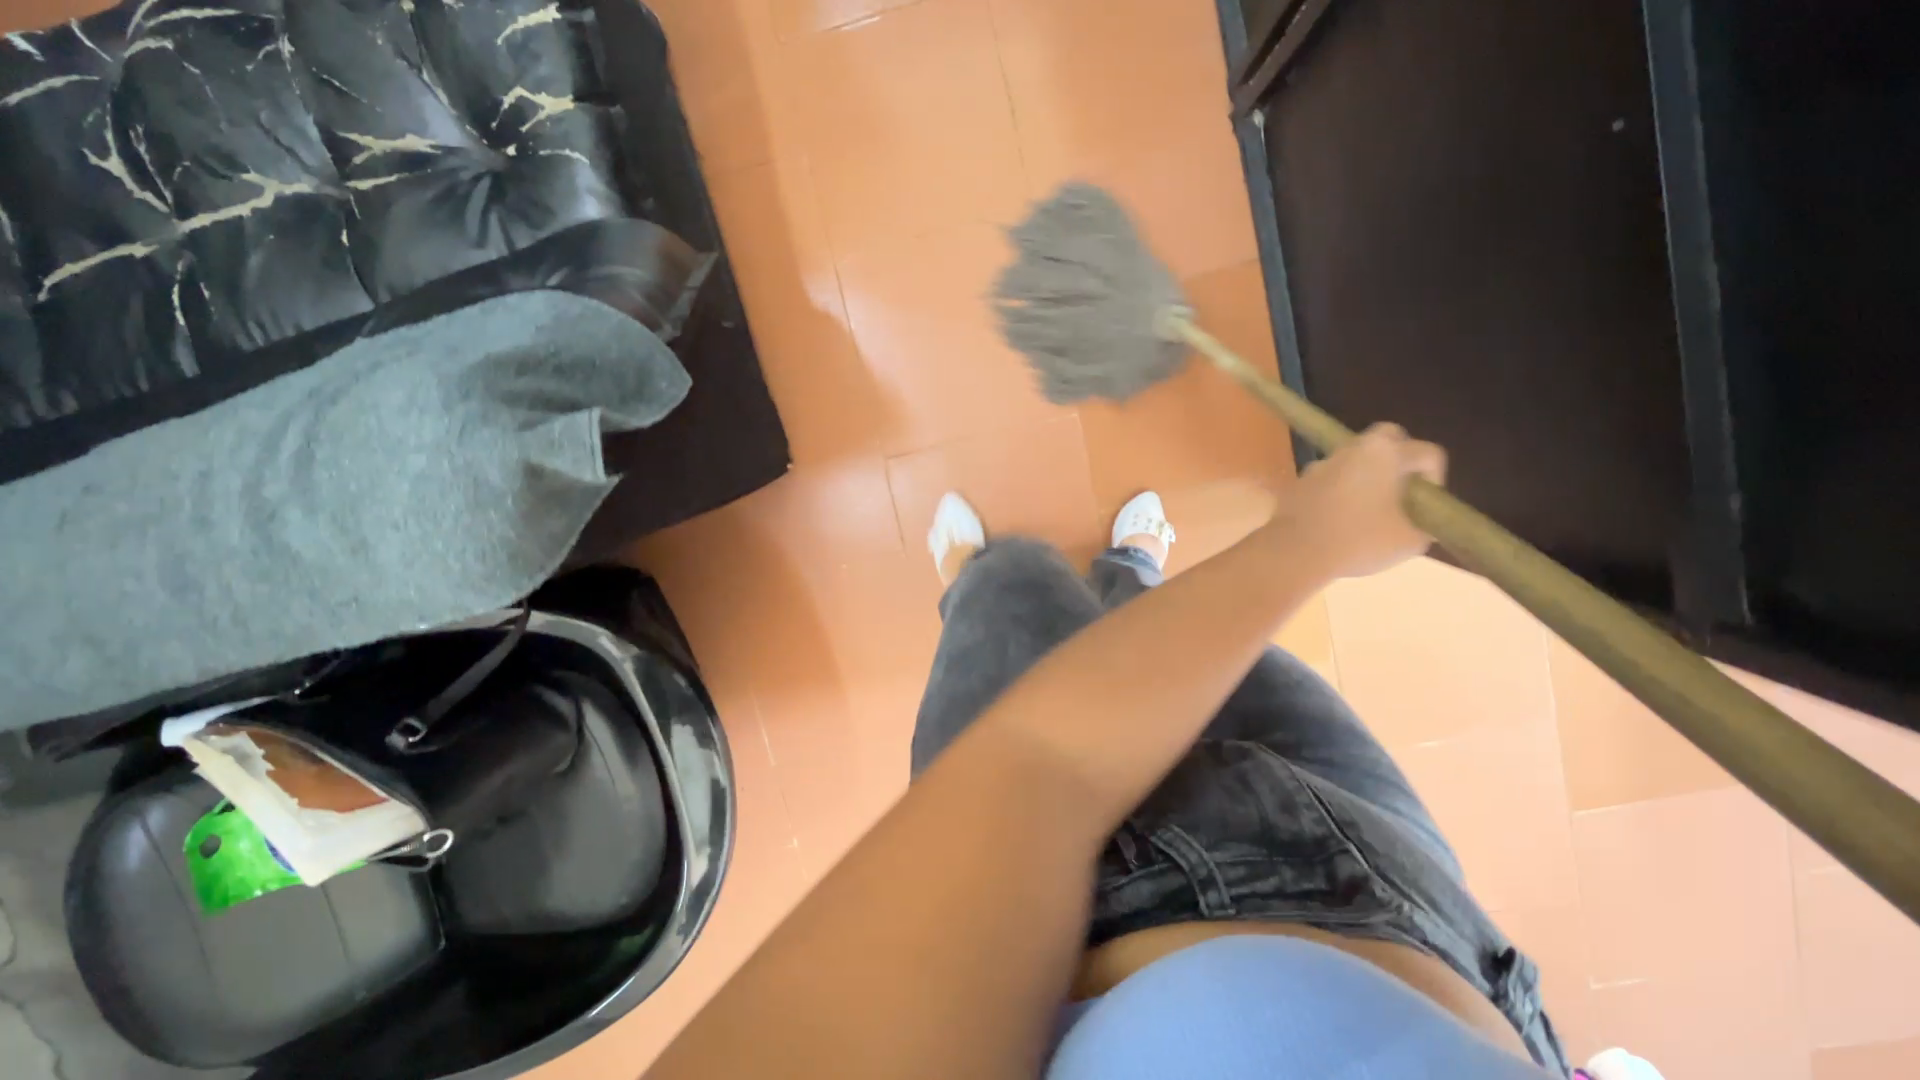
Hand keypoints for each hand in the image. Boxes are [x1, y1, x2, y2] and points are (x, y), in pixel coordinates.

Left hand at [1268, 423, 1446, 579]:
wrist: (1295, 551)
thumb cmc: (1359, 541)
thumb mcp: (1410, 541)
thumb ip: (1424, 526)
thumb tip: (1422, 523)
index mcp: (1387, 454)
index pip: (1428, 452)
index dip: (1436, 477)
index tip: (1428, 505)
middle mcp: (1355, 448)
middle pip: (1389, 438)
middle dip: (1401, 458)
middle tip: (1402, 490)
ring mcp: (1323, 462)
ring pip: (1354, 457)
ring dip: (1367, 474)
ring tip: (1369, 507)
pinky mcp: (1301, 480)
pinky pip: (1329, 477)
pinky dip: (1339, 489)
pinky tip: (1339, 515)